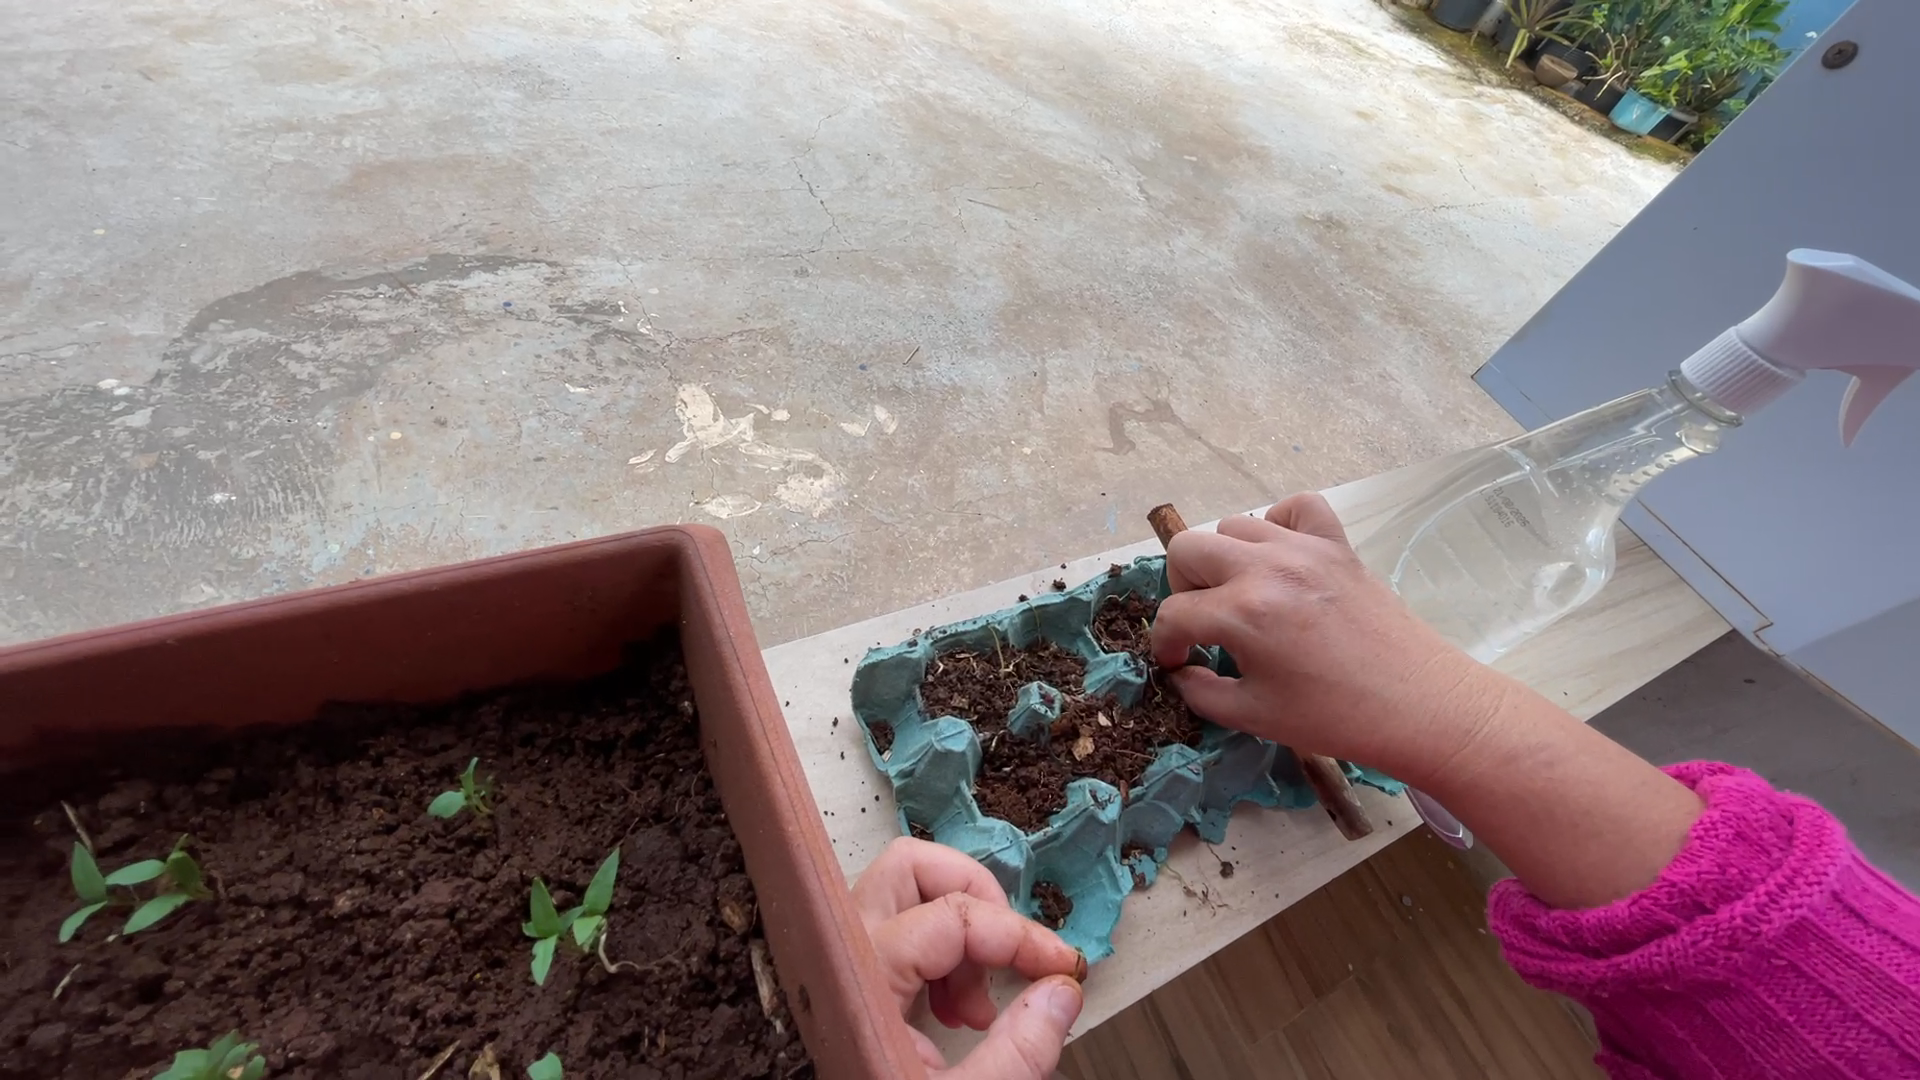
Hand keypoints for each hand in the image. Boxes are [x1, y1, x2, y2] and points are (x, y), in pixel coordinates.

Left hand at [851, 837, 1087, 1078]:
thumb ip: (1019, 1052)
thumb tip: (1063, 990)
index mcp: (864, 981)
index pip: (956, 915)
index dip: (1021, 935)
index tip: (1063, 966)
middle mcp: (843, 953)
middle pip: (910, 867)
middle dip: (974, 896)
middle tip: (1006, 955)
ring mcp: (842, 961)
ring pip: (903, 888)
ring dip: (958, 922)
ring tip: (978, 997)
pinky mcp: (851, 978)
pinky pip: (900, 926)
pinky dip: (941, 950)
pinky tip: (957, 1012)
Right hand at [1149, 493, 1507, 782]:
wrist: (1423, 707)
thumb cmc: (1335, 718)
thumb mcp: (1251, 716)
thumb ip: (1199, 691)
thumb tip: (1179, 670)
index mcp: (1242, 613)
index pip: (1173, 613)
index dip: (1164, 642)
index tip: (1176, 661)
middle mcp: (1266, 568)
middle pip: (1187, 549)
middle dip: (1182, 588)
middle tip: (1204, 621)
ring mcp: (1304, 550)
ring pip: (1232, 525)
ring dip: (1223, 560)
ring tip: (1242, 594)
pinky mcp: (1336, 545)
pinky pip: (1296, 506)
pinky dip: (1278, 524)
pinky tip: (1281, 558)